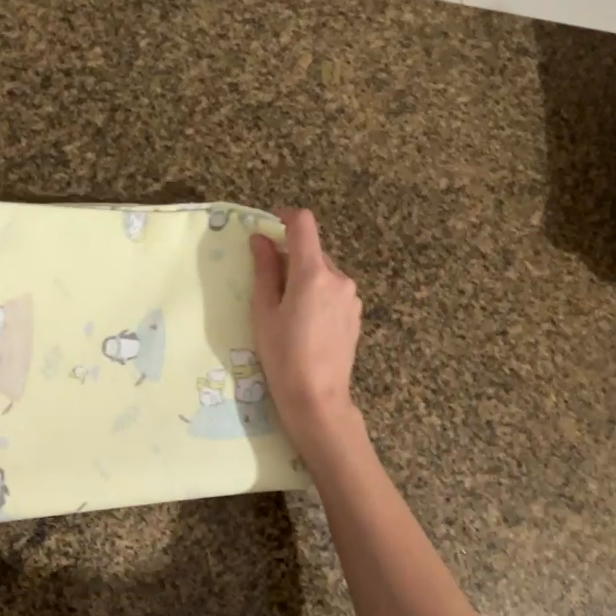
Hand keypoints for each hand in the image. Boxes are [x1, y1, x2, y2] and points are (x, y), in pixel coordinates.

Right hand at [250, 208, 364, 455]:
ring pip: (323, 272)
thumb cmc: (282, 356)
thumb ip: (263, 271)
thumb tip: (260, 239)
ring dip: (303, 278)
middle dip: (290, 256)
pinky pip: (333, 292)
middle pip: (312, 250)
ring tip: (285, 310)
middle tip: (266, 283)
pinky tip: (304, 324)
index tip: (268, 226)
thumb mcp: (263, 312)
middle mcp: (338, 277)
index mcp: (312, 273)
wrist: (317, 398)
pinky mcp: (355, 314)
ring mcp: (351, 296)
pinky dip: (316, 295)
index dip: (284, 217)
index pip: (303, 224)